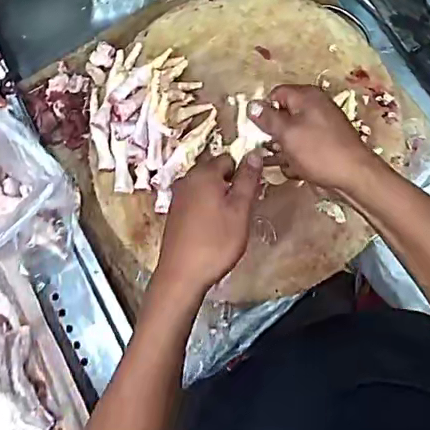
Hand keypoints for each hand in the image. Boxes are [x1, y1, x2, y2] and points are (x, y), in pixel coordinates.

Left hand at [151, 153, 263, 298]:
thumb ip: (247, 179)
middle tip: (244, 205)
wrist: (181, 276)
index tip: (252, 190)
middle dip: (231, 182)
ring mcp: (178, 197)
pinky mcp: (175, 213)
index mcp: (203, 174)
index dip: (243, 171)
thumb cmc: (216, 241)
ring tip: (231, 217)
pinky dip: (208, 206)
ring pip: (206, 185)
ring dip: (220, 195)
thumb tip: (254, 153)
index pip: (229, 158)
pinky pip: (196, 199)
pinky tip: (215, 225)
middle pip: (215, 170)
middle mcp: (187, 180)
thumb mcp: (240, 209)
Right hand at [252, 84, 378, 192]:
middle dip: (274, 133)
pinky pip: (305, 145)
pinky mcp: (327, 143)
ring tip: (283, 162)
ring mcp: (323, 125)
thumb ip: (268, 118)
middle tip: (268, 149)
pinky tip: (296, 169)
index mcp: (307, 96)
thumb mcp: (287, 133)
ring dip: (284, 148)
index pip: (276, 94)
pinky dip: (298, 156)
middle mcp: (316, 106)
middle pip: (284, 114)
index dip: (264, 110)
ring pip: (293, 133)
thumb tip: (252, 105)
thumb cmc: (319, 151)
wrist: (354, 175)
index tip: (257, 129)